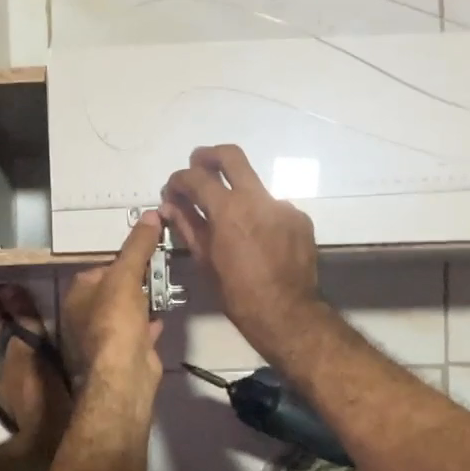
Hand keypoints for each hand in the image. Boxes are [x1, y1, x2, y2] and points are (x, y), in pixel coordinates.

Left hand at [59, 211, 166, 405]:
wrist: (123, 376)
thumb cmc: (115, 321)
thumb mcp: (126, 276)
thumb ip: (137, 246)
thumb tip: (150, 214)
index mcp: (76, 296)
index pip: (99, 269)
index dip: (122, 261)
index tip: (146, 254)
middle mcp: (83, 317)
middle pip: (113, 291)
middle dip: (135, 283)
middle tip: (160, 271)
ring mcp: (103, 340)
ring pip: (125, 313)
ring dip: (143, 304)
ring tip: (165, 290)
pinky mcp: (122, 357)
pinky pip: (137, 334)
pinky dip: (149, 326)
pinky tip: (161, 319)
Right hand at [162, 145, 322, 365]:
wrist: (287, 314)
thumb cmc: (238, 295)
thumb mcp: (205, 262)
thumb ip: (188, 226)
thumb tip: (170, 205)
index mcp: (228, 211)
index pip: (196, 178)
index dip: (179, 179)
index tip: (172, 188)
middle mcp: (257, 199)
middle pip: (231, 156)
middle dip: (208, 156)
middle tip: (197, 164)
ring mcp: (282, 206)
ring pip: (254, 185)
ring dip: (236, 193)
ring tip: (228, 218)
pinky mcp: (299, 219)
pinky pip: (273, 208)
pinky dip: (259, 216)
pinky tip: (256, 239)